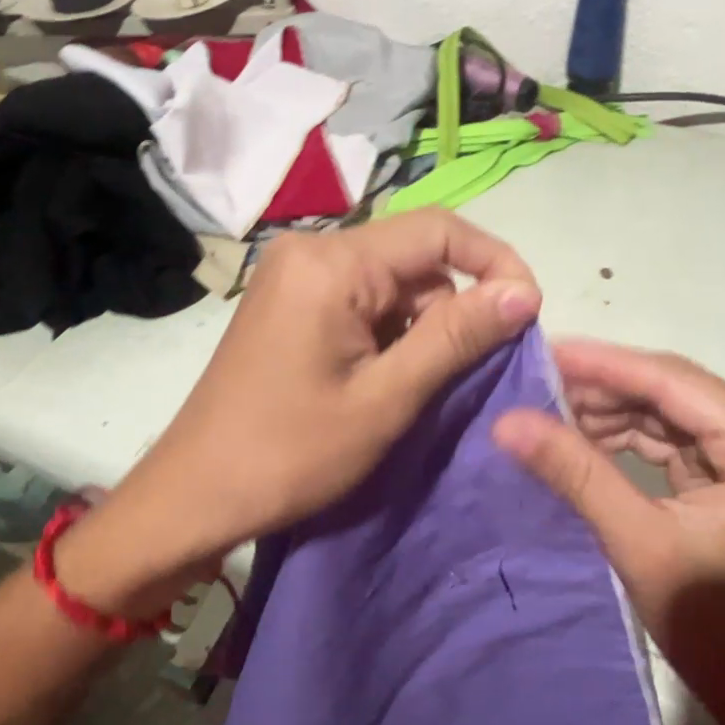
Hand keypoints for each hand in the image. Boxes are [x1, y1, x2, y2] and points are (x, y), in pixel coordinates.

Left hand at [58, 209, 541, 616]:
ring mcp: (294, 274)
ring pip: (391, 281)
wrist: (196, 494)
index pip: (438, 230)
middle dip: (455, 306)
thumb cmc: (290, 453)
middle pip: (414, 255)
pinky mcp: (289, 301)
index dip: (495, 263)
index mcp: (331, 263)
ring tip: (419, 387)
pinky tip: (387, 379)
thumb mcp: (385, 399)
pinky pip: (360, 298)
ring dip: (422, 325)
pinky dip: (389, 332)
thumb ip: (455, 338)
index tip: (528, 313)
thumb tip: (525, 292)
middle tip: (470, 371)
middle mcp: (311, 250)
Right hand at [492, 341, 724, 724]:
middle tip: (534, 385)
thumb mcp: (640, 545)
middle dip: (605, 389)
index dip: (605, 365)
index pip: (677, 382)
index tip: (542, 350)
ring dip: (614, 413)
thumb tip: (507, 422)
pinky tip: (584, 436)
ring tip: (549, 412)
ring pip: (674, 412)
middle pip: (677, 392)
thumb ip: (577, 474)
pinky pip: (681, 440)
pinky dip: (633, 439)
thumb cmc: (716, 629)